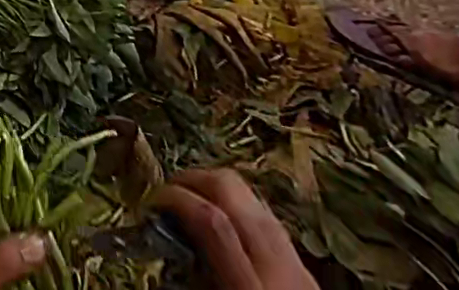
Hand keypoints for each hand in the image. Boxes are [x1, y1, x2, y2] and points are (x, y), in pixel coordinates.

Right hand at [151, 170, 316, 289]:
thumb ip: (189, 278)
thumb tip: (155, 239)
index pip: (211, 220)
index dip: (173, 198)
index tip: (150, 203)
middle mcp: (281, 271)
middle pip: (234, 191)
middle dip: (192, 179)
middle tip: (168, 193)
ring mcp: (301, 269)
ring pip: (254, 200)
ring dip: (215, 191)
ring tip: (190, 205)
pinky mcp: (308, 274)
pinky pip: (268, 222)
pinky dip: (238, 211)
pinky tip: (223, 230)